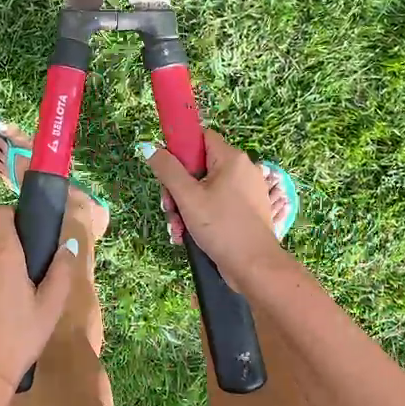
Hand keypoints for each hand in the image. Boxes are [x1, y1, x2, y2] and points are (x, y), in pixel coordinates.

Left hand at [0, 206, 79, 388]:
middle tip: (29, 285)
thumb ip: (61, 272)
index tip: (28, 235)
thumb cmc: (21, 337)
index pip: (1, 213)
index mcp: (4, 254)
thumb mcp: (50, 307)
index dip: (14, 217)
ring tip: (13, 305)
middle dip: (12, 256)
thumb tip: (69, 246)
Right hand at [141, 130, 283, 278]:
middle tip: (170, 208)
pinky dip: (199, 216)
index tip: (166, 171)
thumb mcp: (187, 197)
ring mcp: (245, 191)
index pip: (200, 138)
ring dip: (184, 207)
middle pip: (198, 167)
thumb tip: (149, 147)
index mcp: (231, 158)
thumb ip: (167, 169)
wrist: (254, 267)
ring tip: (178, 228)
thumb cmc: (221, 226)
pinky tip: (187, 235)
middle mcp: (242, 170)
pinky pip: (215, 204)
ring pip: (203, 189)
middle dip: (177, 189)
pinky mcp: (245, 210)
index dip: (179, 150)